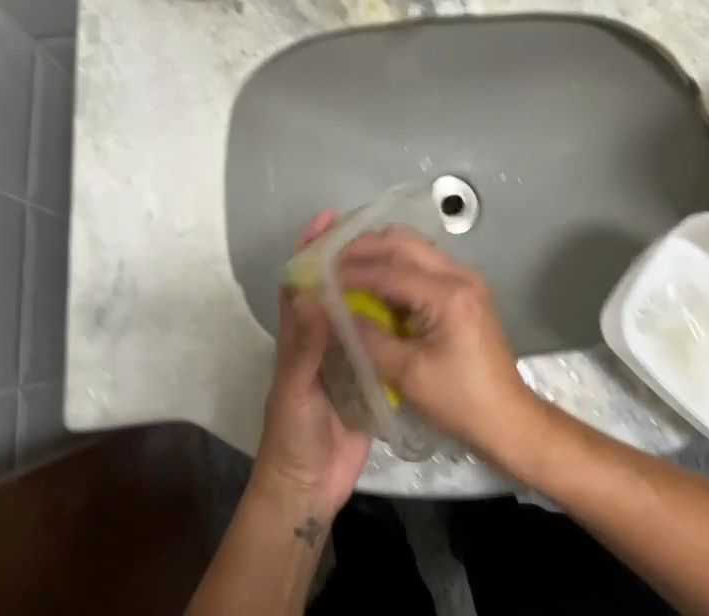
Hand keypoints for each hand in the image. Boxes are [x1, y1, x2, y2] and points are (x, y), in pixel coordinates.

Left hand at [252, 211, 371, 518]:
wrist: (310, 488)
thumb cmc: (293, 435)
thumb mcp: (295, 390)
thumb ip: (304, 348)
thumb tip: (314, 294)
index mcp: (296, 338)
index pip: (300, 283)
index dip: (310, 251)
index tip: (329, 220)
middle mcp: (319, 341)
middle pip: (332, 291)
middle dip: (348, 260)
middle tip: (378, 233)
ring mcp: (343, 360)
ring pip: (357, 313)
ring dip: (372, 287)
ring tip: (401, 260)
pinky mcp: (366, 381)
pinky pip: (379, 345)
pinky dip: (391, 324)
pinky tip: (415, 308)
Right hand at [338, 227, 539, 457]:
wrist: (507, 417)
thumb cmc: (459, 400)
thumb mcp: (408, 374)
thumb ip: (369, 339)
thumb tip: (335, 314)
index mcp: (448, 294)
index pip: (389, 270)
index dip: (350, 271)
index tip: (318, 276)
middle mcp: (460, 274)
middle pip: (403, 242)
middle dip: (363, 248)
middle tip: (329, 259)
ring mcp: (466, 278)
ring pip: (414, 247)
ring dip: (379, 252)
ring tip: (345, 265)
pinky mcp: (465, 289)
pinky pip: (423, 263)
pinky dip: (395, 265)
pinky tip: (373, 281)